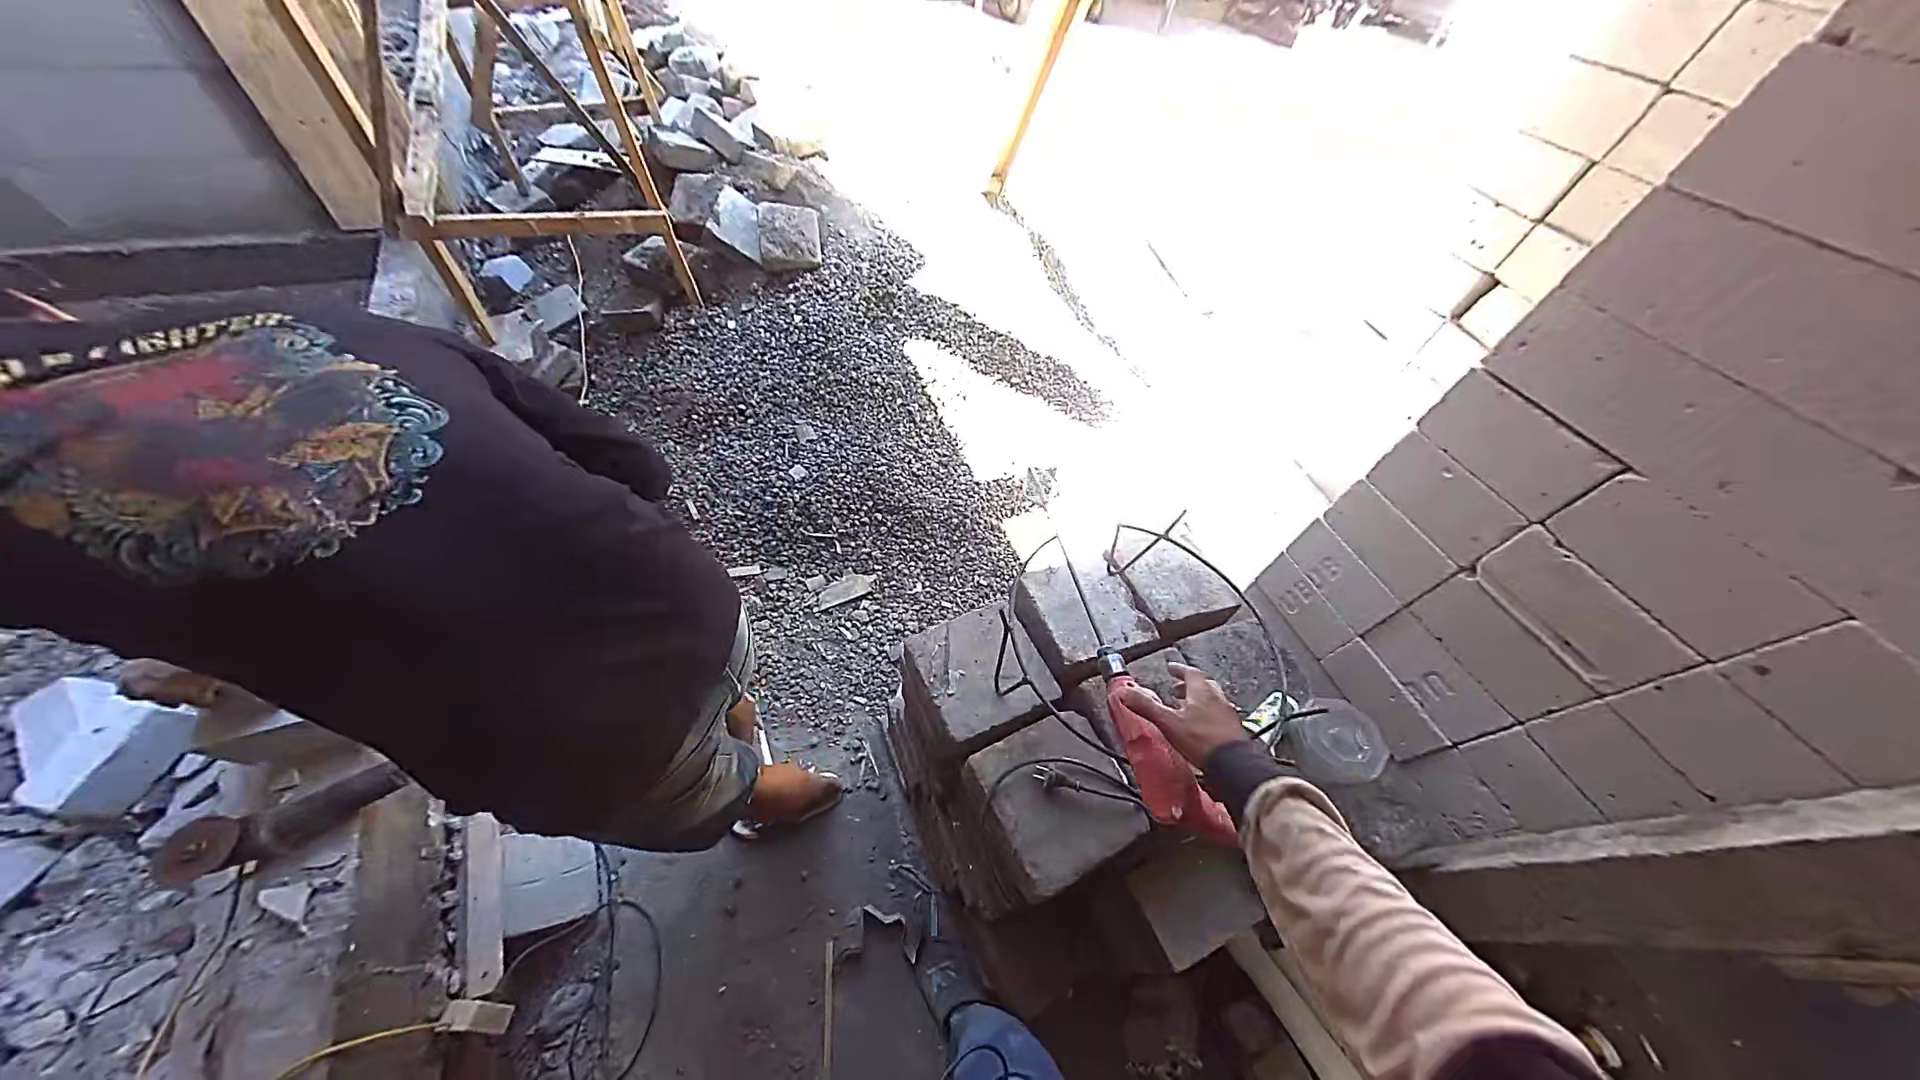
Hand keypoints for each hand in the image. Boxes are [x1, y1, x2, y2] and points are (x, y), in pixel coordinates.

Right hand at [1119, 662, 1246, 766]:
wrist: (1233, 765)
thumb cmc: (1203, 741)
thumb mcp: (1167, 722)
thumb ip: (1145, 706)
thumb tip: (1125, 693)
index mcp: (1201, 692)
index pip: (1190, 672)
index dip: (1179, 670)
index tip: (1171, 669)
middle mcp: (1217, 699)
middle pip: (1203, 685)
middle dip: (1188, 685)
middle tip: (1177, 689)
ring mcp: (1227, 715)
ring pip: (1212, 700)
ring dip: (1199, 701)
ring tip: (1186, 709)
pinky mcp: (1233, 732)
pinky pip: (1219, 717)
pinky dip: (1207, 716)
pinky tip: (1200, 729)